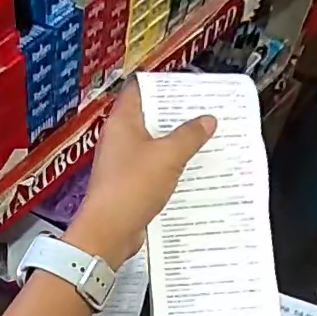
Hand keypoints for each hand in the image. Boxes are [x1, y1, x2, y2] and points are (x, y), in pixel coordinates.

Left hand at [65, 79, 215, 266]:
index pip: (140, 89)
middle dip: (176, 117)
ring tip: (202, 142)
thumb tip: (206, 121)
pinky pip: (152, 171)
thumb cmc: (129, 189)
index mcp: (123, 122)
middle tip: (202, 114)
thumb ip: (190, 135)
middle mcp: (119, 140)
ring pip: (152, 147)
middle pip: (149, 119)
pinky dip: (168, 170)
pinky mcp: (128, 186)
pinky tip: (188, 174)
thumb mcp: (168, 156)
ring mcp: (122, 164)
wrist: (110, 230)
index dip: (163, 84)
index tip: (187, 86)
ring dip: (174, 146)